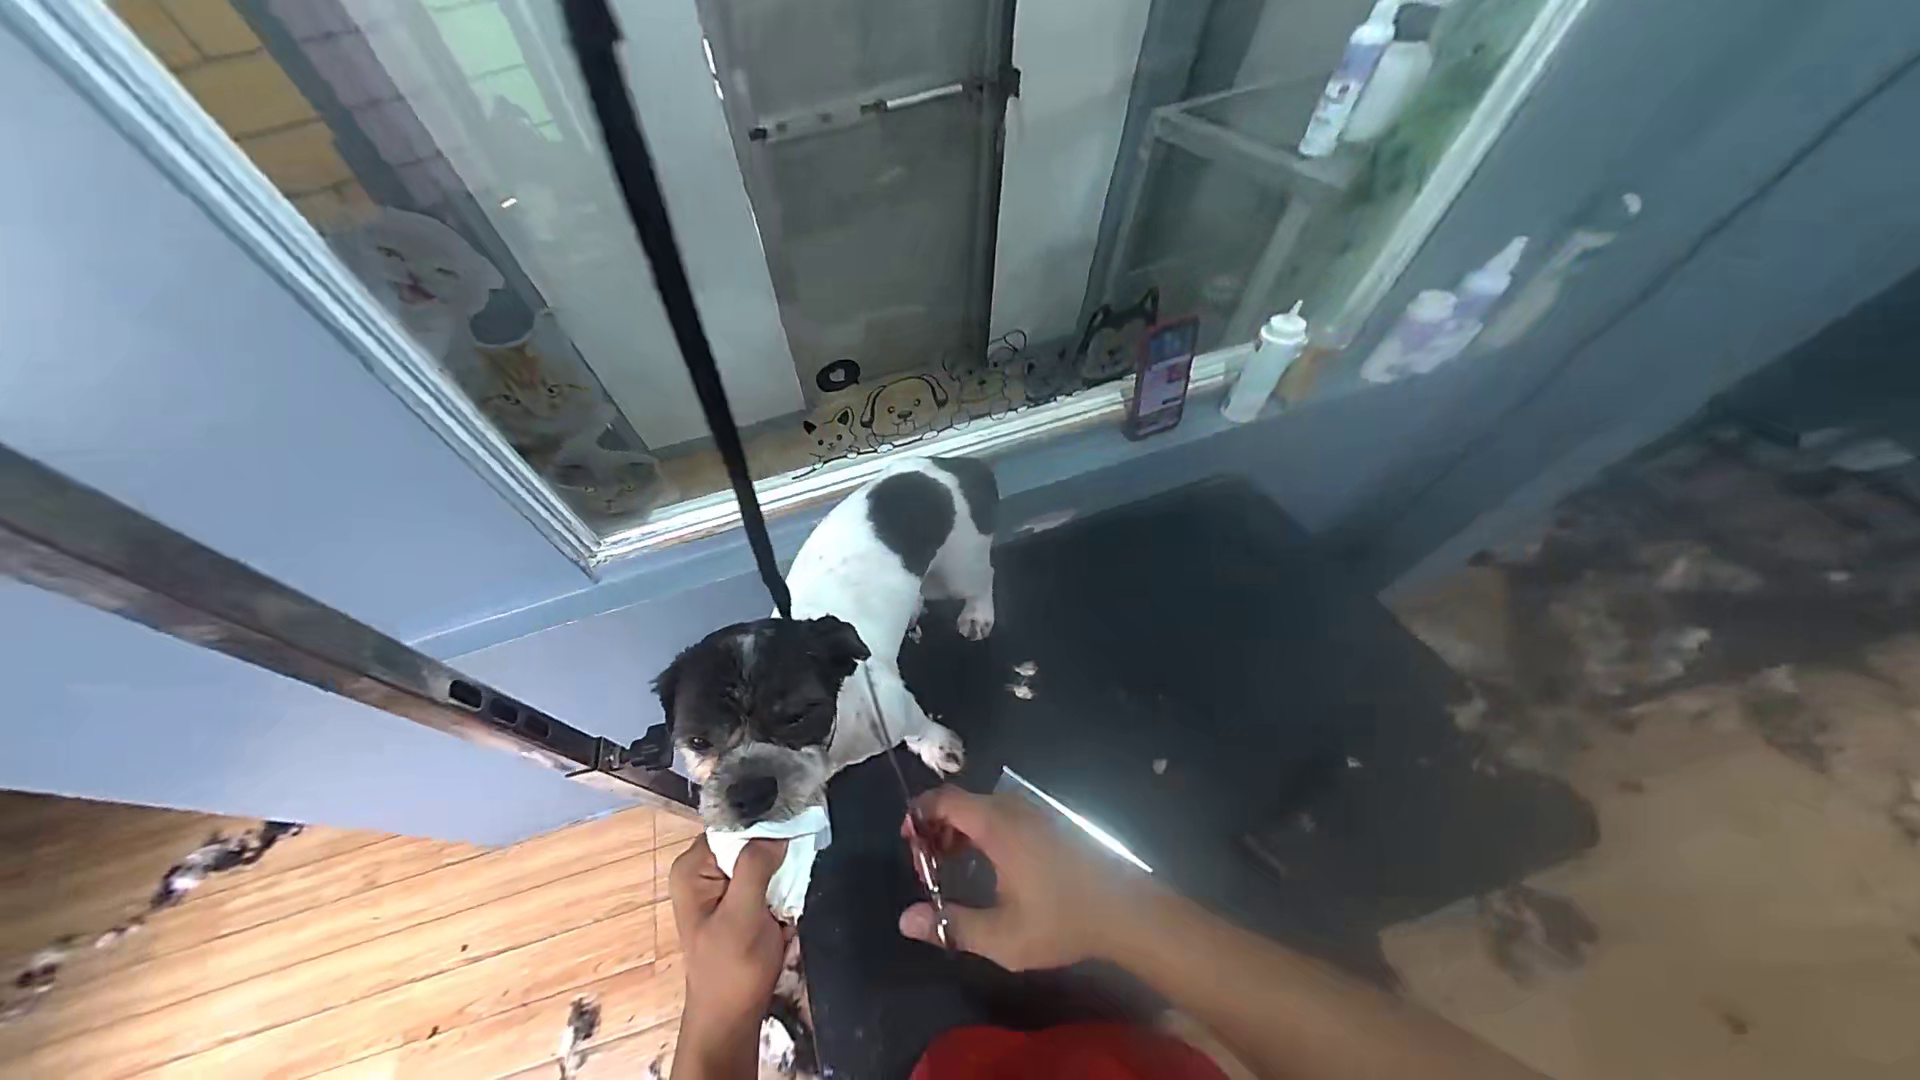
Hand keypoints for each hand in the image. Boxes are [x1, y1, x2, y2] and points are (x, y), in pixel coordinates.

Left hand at [669, 836, 789, 1075]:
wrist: (734, 1016)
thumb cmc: (732, 969)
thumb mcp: (741, 916)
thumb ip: (754, 867)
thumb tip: (778, 829)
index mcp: (693, 867)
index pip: (733, 823)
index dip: (764, 819)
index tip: (796, 816)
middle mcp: (705, 866)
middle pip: (749, 832)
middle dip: (777, 838)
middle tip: (804, 839)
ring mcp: (724, 879)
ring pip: (763, 848)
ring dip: (784, 857)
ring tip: (803, 859)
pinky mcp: (743, 892)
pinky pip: (769, 867)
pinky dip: (785, 872)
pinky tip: (796, 878)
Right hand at [897, 787, 1152, 969]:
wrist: (1123, 910)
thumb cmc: (1060, 921)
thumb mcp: (1001, 936)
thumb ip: (951, 926)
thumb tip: (905, 920)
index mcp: (997, 825)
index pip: (945, 799)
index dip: (919, 814)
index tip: (907, 841)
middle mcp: (1012, 807)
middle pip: (960, 801)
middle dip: (935, 825)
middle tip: (925, 861)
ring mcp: (1032, 810)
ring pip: (981, 806)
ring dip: (958, 827)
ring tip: (948, 863)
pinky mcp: (1046, 820)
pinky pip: (1000, 812)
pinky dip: (980, 828)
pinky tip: (983, 862)